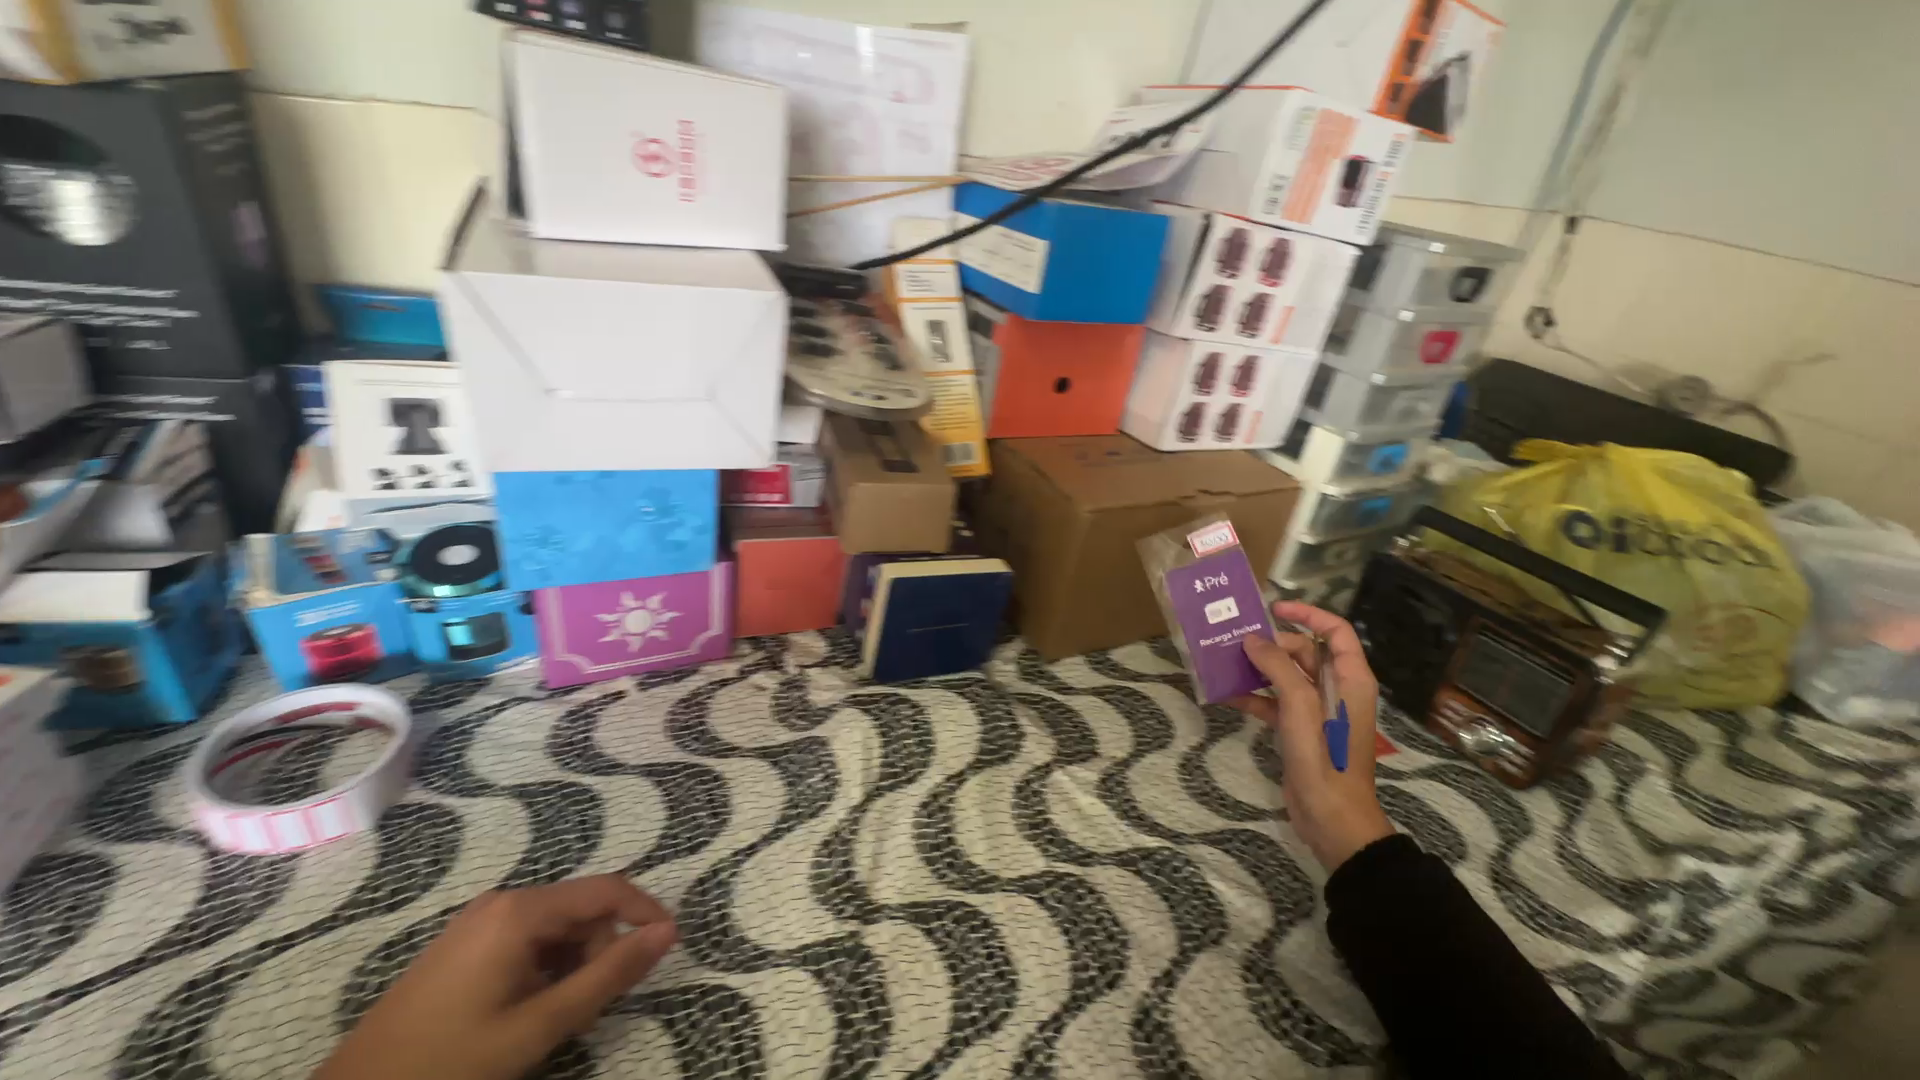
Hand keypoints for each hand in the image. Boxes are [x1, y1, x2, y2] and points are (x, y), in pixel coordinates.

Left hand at [315, 875, 678, 1079]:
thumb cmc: (452, 1061)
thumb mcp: (541, 1024)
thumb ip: (609, 975)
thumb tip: (668, 933)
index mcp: (520, 911)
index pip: (607, 889)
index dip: (646, 913)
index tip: (670, 949)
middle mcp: (501, 901)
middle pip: (581, 909)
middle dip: (600, 950)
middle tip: (591, 1008)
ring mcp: (478, 921)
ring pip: (555, 928)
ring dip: (572, 965)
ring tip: (556, 1018)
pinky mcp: (463, 944)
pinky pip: (526, 940)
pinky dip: (545, 970)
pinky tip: (529, 1011)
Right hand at [1233, 602, 1394, 872]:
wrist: (1333, 821)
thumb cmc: (1325, 759)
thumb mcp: (1300, 708)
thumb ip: (1278, 668)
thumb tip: (1252, 640)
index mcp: (1350, 680)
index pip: (1335, 632)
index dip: (1307, 614)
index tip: (1272, 608)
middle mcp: (1337, 690)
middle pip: (1305, 652)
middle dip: (1273, 644)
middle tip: (1237, 642)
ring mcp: (1318, 712)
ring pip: (1287, 676)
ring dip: (1259, 669)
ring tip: (1225, 662)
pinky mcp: (1301, 732)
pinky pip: (1276, 703)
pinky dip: (1255, 697)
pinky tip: (1227, 695)